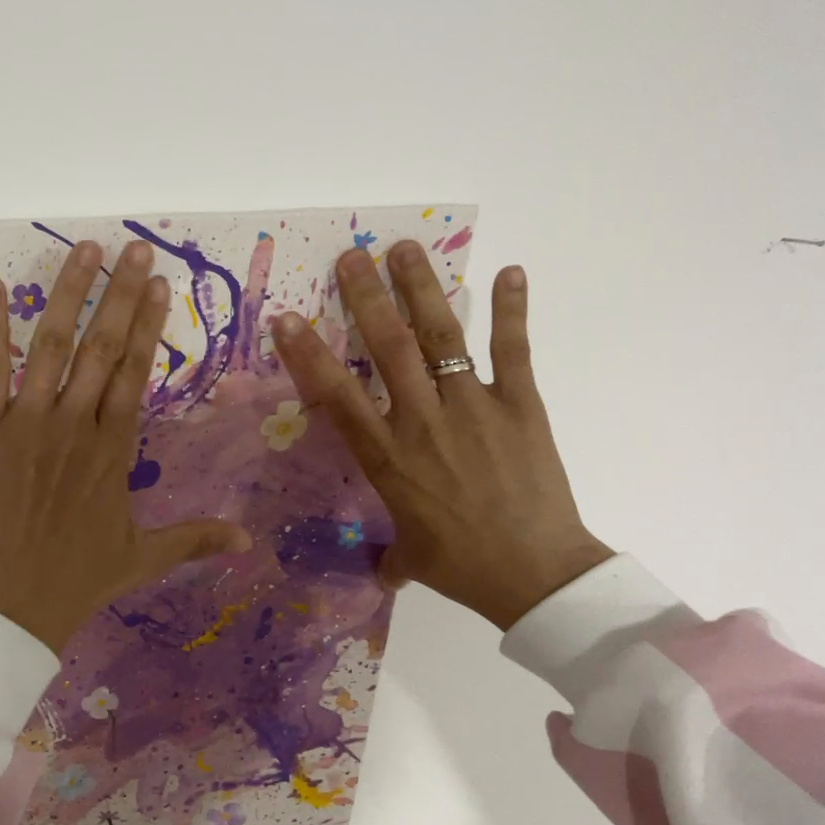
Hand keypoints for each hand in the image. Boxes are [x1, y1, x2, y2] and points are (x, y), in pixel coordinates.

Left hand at [0, 239, 251, 652]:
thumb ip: (193, 539)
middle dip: (120, 294)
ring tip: (84, 250)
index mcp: (113, 448)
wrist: (13, 604)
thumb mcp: (141, 559)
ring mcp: (29, 422)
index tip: (159, 283)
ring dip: (69, 294)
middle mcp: (76, 424)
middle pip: (103, 347)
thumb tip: (248, 540)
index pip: (136, 372)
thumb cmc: (76, 580)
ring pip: (53, 346)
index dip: (148, 324)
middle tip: (134, 248)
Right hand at [272, 242, 613, 629]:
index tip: (287, 318)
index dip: (308, 354)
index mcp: (386, 456)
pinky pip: (513, 351)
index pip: (336, 395)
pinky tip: (509, 271)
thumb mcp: (410, 557)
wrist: (537, 575)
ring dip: (421, 289)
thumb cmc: (461, 566)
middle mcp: (422, 421)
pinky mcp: (520, 407)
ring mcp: (473, 408)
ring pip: (441, 337)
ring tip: (405, 249)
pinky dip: (511, 310)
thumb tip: (380, 571)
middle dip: (365, 298)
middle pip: (387, 348)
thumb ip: (389, 554)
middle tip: (350, 257)